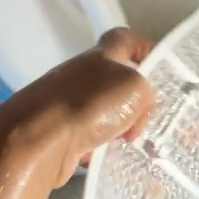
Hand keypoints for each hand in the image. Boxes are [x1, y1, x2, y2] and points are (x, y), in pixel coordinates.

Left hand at [0, 28, 156, 186]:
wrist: (38, 140)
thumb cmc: (91, 105)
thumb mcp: (136, 89)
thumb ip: (146, 93)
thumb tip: (137, 111)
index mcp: (101, 56)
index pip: (125, 39)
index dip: (144, 48)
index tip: (160, 69)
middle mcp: (81, 75)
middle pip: (117, 83)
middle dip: (137, 104)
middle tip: (148, 123)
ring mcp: (67, 103)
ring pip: (105, 115)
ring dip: (120, 130)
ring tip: (130, 147)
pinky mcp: (58, 132)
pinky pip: (90, 139)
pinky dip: (101, 150)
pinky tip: (107, 159)